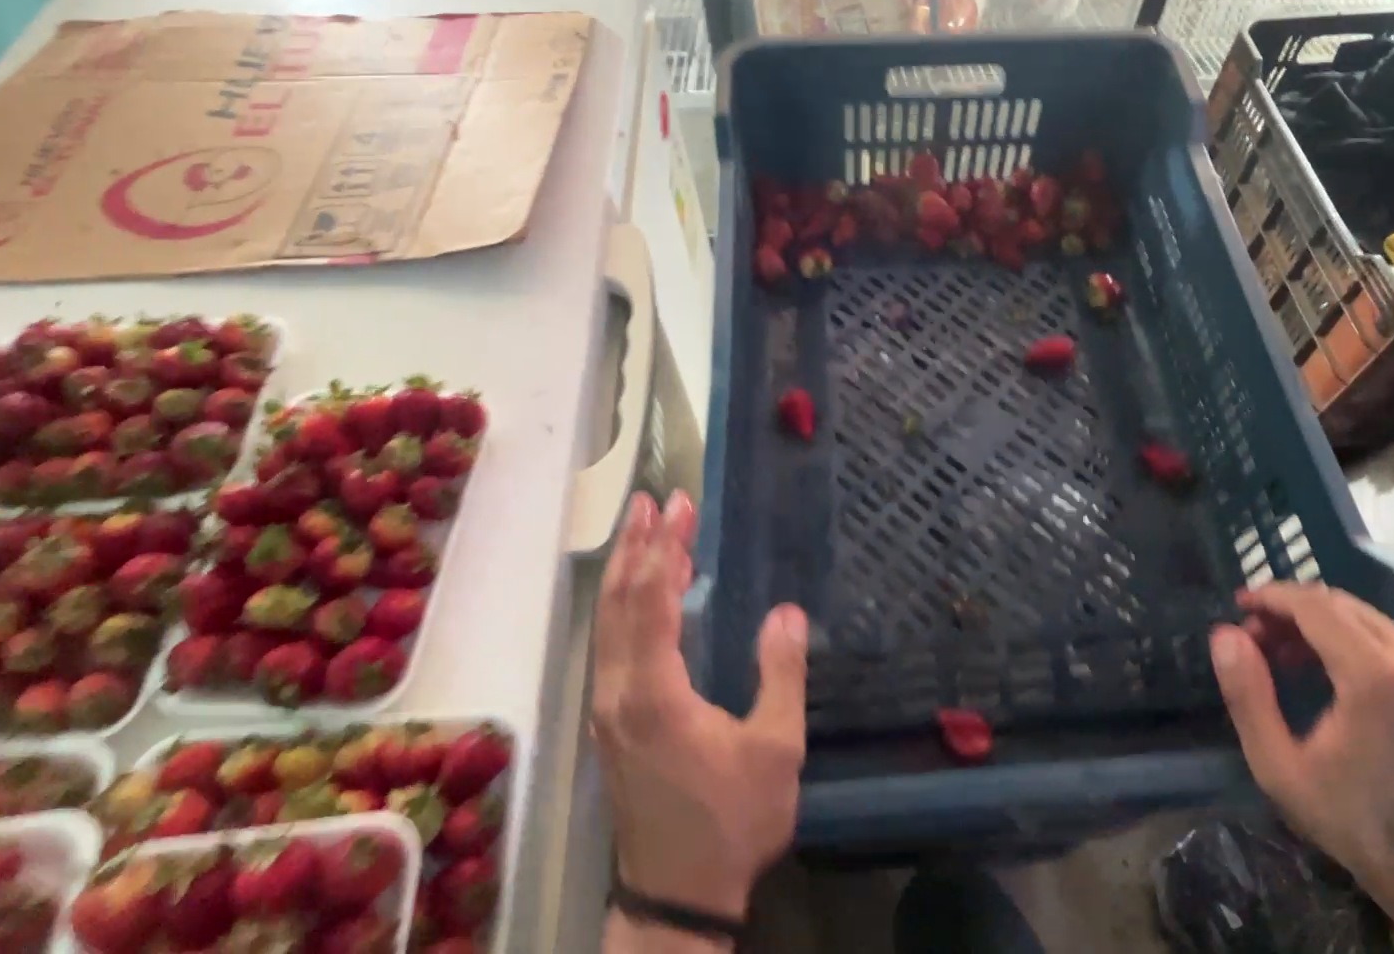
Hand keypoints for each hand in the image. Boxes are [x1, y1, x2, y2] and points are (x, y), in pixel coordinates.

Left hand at [591, 490, 809, 921]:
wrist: (678, 893)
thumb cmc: (731, 820)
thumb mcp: (775, 748)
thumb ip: (780, 674)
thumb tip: (786, 612)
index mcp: (652, 693)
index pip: (650, 599)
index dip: (664, 547)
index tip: (678, 506)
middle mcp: (617, 692)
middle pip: (617, 602)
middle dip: (635, 547)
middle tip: (651, 501)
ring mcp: (607, 710)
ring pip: (608, 624)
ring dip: (627, 574)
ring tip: (648, 534)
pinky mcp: (610, 724)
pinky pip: (613, 647)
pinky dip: (628, 609)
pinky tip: (650, 599)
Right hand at [1210, 582, 1393, 952]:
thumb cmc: (1353, 820)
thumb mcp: (1278, 765)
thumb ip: (1247, 693)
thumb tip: (1225, 633)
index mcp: (1377, 677)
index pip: (1317, 605)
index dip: (1273, 596)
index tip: (1241, 603)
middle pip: (1348, 607)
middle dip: (1296, 611)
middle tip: (1260, 635)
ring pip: (1379, 625)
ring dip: (1331, 628)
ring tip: (1298, 659)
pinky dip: (1369, 649)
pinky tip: (1348, 682)